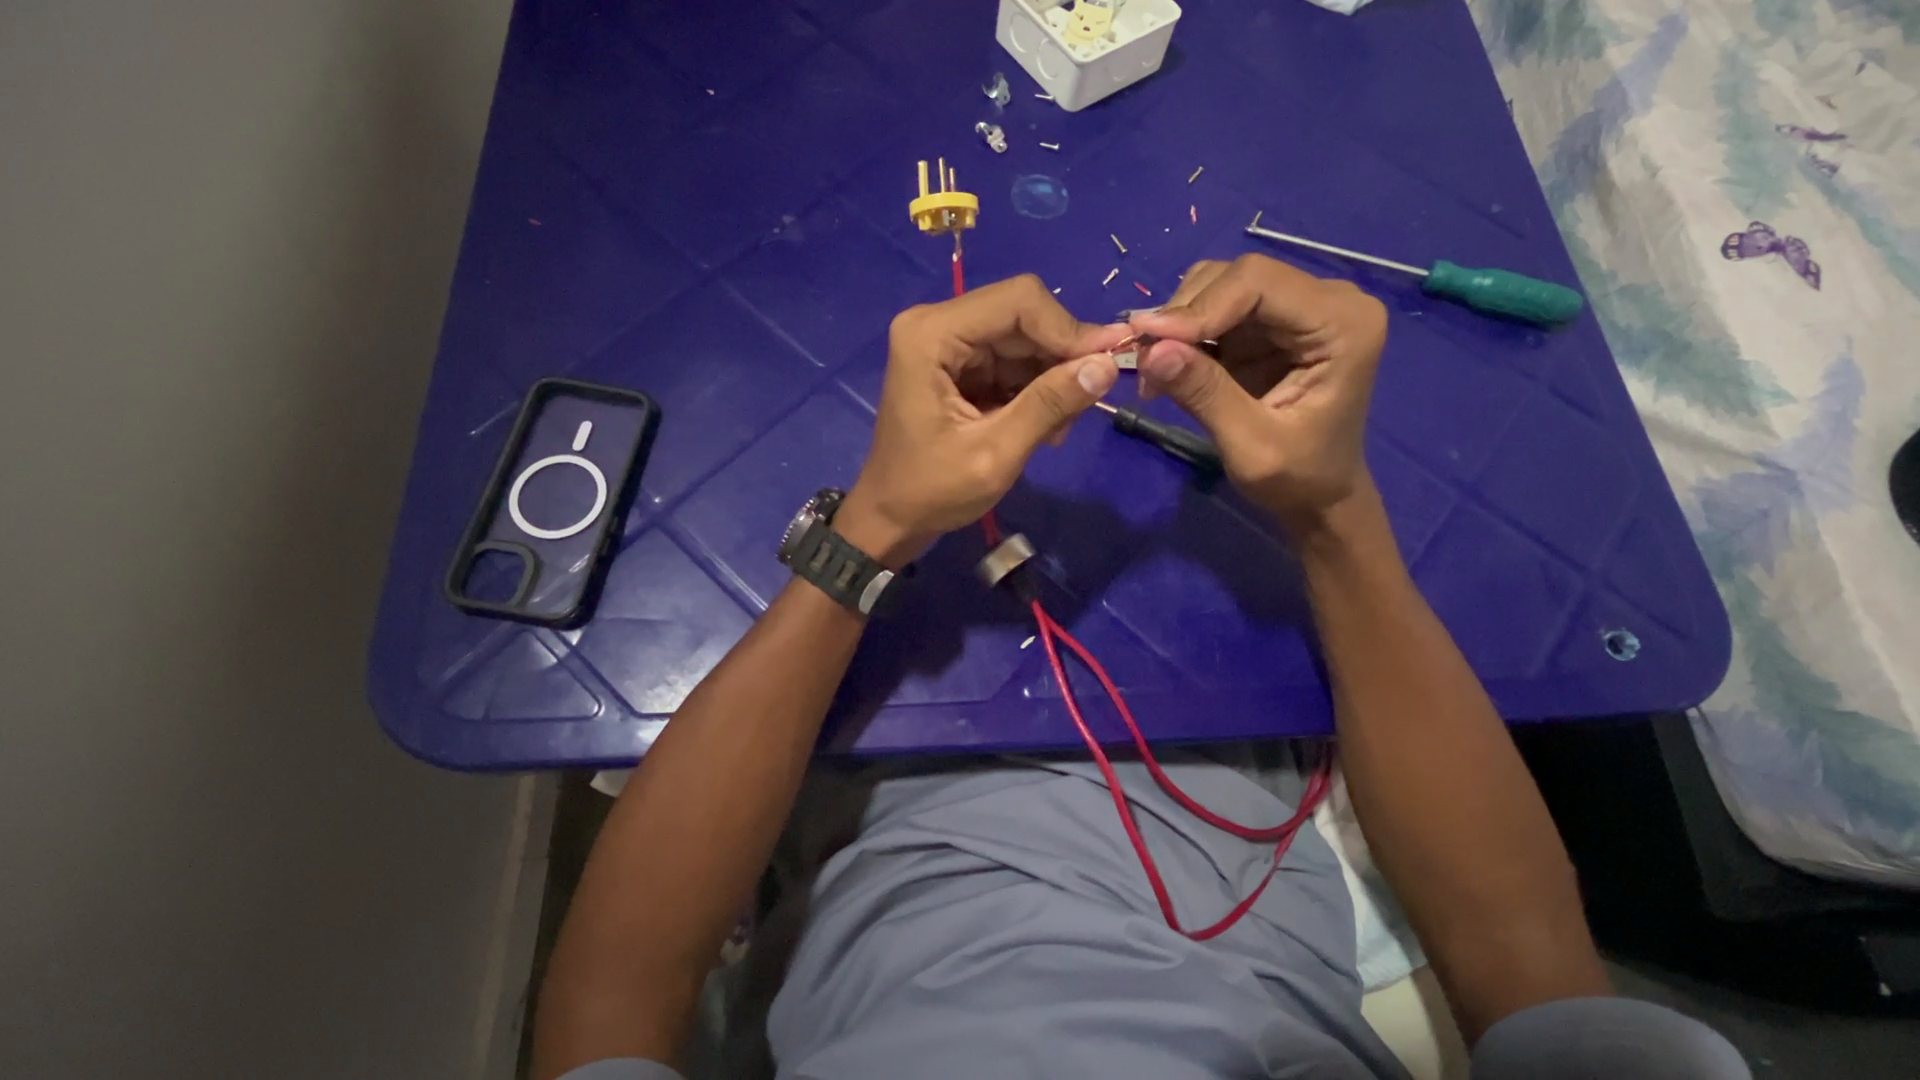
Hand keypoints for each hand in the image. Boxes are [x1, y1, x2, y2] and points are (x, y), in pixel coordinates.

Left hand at [836, 275, 1130, 565]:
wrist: (891, 519)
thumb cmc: (931, 492)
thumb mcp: (995, 454)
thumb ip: (1050, 405)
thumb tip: (1108, 365)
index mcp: (931, 334)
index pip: (1019, 301)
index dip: (1068, 329)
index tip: (1108, 364)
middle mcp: (938, 324)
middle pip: (1024, 316)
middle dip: (1062, 357)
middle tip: (1086, 405)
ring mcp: (948, 343)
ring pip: (1026, 340)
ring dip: (1053, 379)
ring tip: (1058, 430)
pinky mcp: (960, 364)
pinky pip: (1014, 361)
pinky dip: (1037, 389)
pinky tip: (1044, 427)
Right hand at [1130, 255, 1387, 533]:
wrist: (1318, 497)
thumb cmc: (1298, 478)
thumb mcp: (1250, 446)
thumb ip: (1205, 394)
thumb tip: (1151, 351)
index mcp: (1343, 323)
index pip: (1259, 283)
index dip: (1199, 306)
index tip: (1147, 340)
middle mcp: (1327, 301)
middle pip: (1237, 276)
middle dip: (1183, 314)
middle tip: (1143, 361)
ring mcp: (1297, 308)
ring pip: (1219, 285)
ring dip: (1178, 322)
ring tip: (1153, 370)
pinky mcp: (1269, 323)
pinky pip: (1215, 308)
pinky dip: (1183, 334)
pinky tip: (1166, 367)